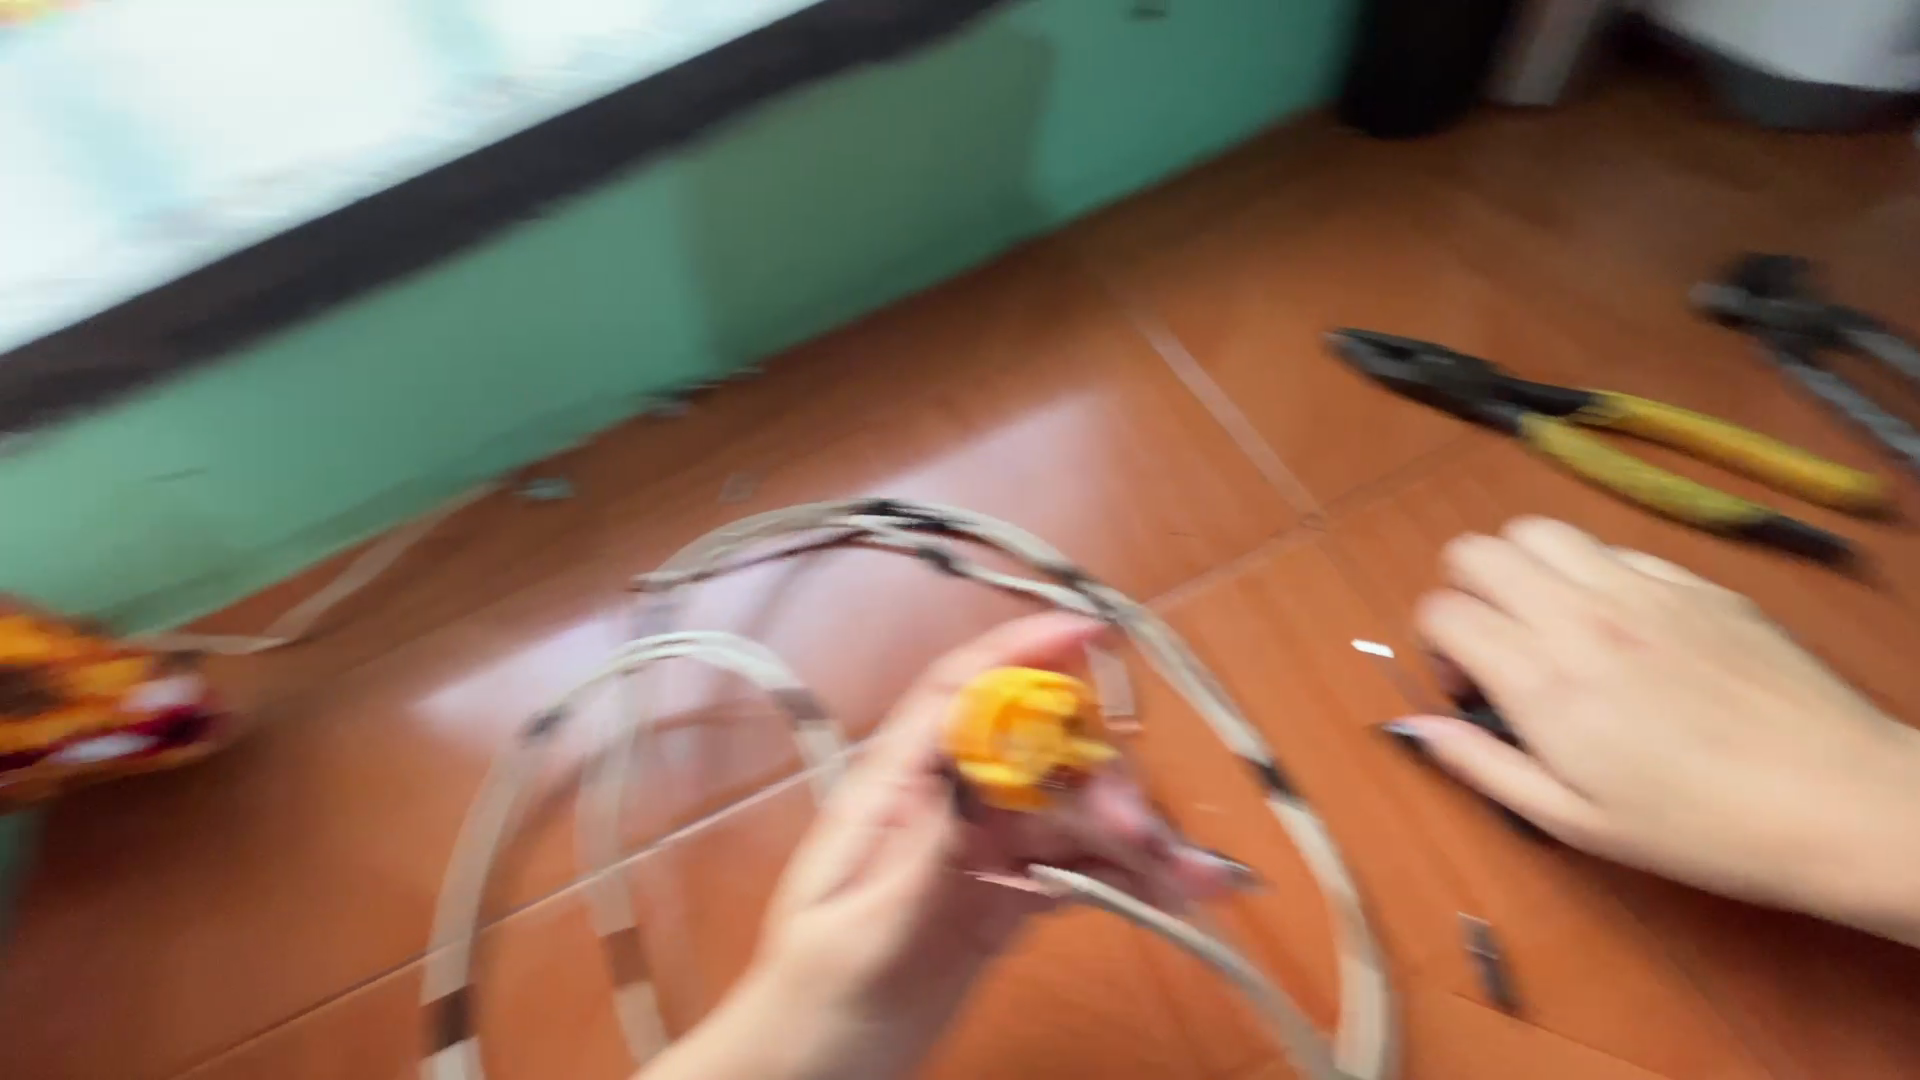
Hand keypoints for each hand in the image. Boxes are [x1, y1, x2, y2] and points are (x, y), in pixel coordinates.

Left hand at [651, 613, 1245, 1079]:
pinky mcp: (1008, 888)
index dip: (1020, 651)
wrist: (818, 1070)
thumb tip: (976, 772)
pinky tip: (1170, 893)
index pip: (959, 693)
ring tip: (1192, 875)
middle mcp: (947, 799)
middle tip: (1141, 828)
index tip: (1090, 631)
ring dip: (1132, 832)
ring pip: (1068, 811)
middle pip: (1036, 751)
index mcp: (896, 787)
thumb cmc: (817, 1001)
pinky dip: (1126, 876)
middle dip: (1096, 772)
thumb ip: (924, 854)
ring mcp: (982, 844)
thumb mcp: (865, 933)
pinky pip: (1076, 867)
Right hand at [1390, 517, 1919, 943]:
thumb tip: (1415, 726)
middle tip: (1493, 638)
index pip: (1441, 610)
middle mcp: (1579, 619)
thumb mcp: (1571, 819)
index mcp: (1540, 678)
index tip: (1468, 684)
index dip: (1435, 645)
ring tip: (1542, 615)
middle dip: (1462, 590)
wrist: (1857, 810)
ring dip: (1518, 566)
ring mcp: (1641, 593)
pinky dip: (1587, 572)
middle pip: (1474, 553)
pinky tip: (1616, 621)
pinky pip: (1609, 550)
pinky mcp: (1695, 585)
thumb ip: (1479, 763)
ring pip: (1535, 532)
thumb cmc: (1702, 828)